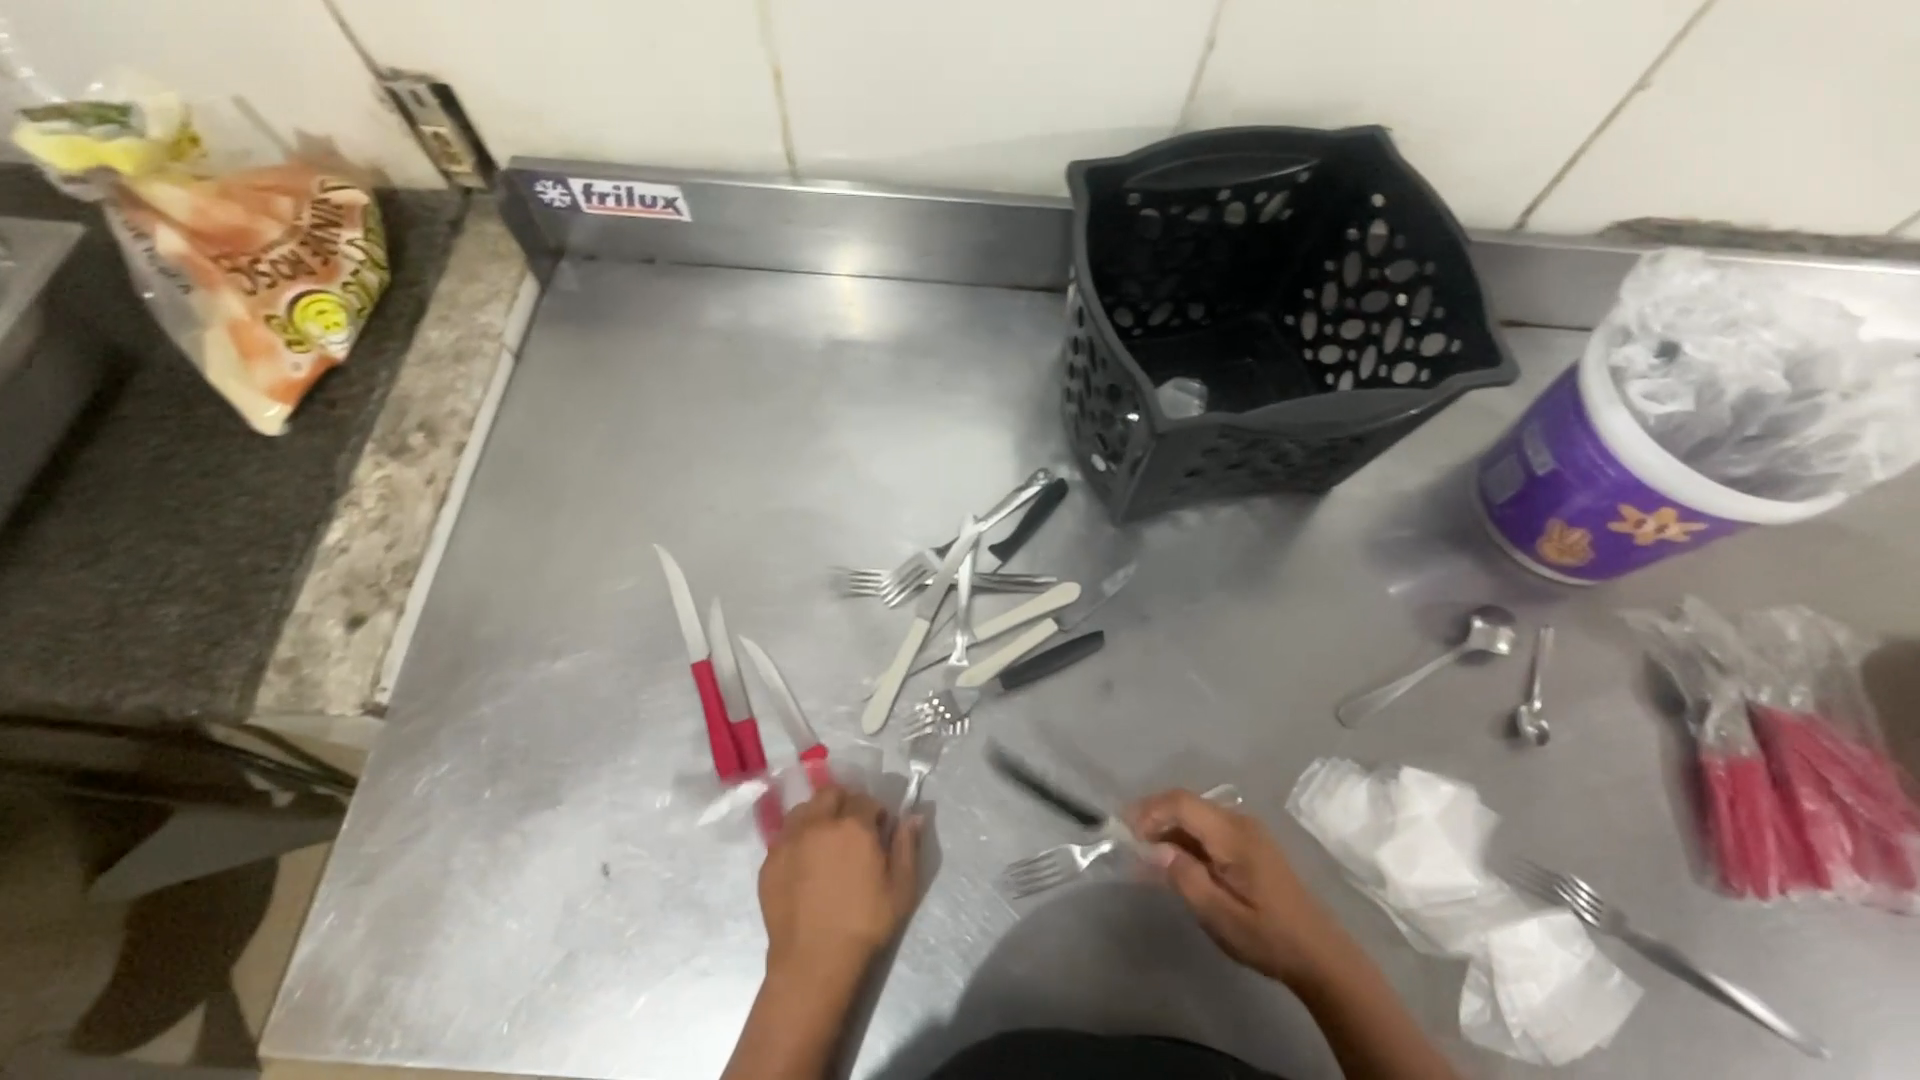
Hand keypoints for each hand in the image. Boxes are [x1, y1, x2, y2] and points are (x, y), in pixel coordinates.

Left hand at [757, 785, 921, 976]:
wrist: (814, 959)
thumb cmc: (865, 923)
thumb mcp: (901, 888)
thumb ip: (907, 846)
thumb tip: (914, 816)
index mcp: (853, 826)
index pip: (865, 799)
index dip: (875, 813)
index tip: (878, 831)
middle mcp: (818, 823)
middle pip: (830, 794)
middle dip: (844, 804)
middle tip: (852, 831)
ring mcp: (789, 840)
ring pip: (803, 810)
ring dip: (817, 816)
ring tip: (825, 843)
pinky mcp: (769, 861)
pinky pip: (784, 836)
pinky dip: (797, 839)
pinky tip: (804, 864)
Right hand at [1128, 789, 1340, 986]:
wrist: (1319, 954)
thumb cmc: (1268, 937)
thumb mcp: (1219, 915)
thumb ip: (1183, 877)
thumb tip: (1153, 849)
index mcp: (1233, 835)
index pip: (1181, 802)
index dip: (1148, 811)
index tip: (1125, 835)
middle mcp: (1240, 823)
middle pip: (1186, 803)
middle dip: (1153, 817)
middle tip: (1127, 844)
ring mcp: (1247, 832)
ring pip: (1196, 814)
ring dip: (1167, 828)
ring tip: (1144, 855)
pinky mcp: (1249, 845)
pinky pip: (1208, 828)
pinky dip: (1184, 838)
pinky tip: (1173, 861)